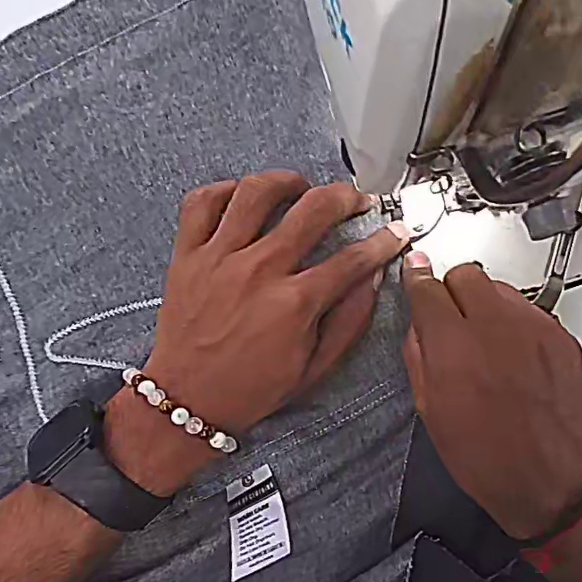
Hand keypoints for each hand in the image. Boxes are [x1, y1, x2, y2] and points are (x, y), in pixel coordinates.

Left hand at [104, 172, 409, 494]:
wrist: (190, 400)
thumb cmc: (250, 388)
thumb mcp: (314, 368)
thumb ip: (350, 322)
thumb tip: (372, 279)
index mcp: (294, 303)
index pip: (353, 258)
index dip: (382, 241)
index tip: (392, 233)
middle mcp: (259, 271)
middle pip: (314, 209)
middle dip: (346, 197)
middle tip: (354, 200)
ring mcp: (219, 258)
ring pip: (257, 192)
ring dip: (288, 181)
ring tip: (300, 187)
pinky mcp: (188, 255)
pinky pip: (202, 202)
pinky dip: (225, 189)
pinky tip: (242, 197)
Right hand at [401, 252, 581, 538]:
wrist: (550, 481)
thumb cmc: (490, 459)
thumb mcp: (431, 412)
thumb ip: (419, 357)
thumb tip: (417, 327)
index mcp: (454, 346)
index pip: (427, 287)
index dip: (416, 279)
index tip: (414, 274)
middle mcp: (496, 328)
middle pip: (465, 274)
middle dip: (451, 290)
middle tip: (450, 316)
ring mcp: (534, 329)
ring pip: (500, 287)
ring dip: (485, 305)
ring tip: (484, 341)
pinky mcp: (561, 337)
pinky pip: (529, 310)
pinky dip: (515, 322)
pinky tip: (512, 353)